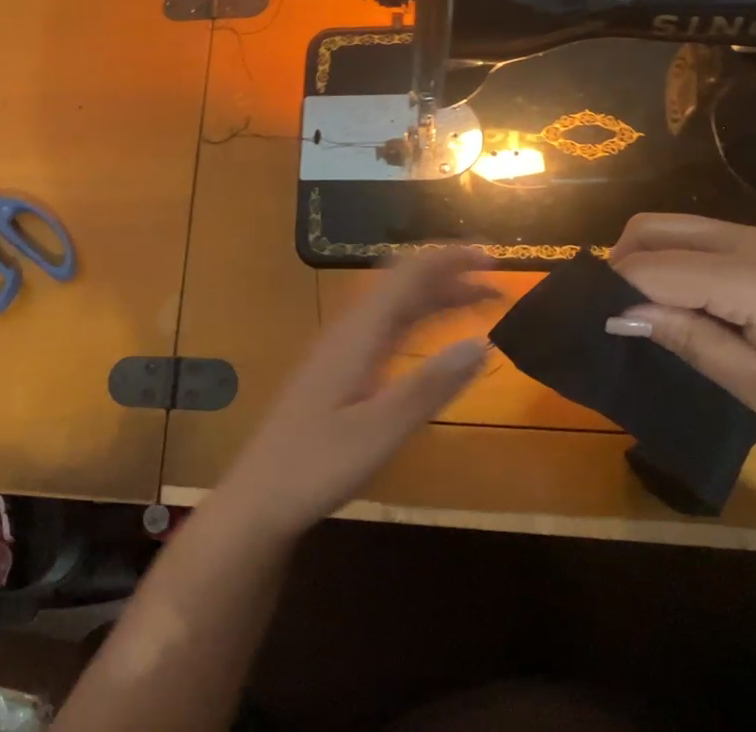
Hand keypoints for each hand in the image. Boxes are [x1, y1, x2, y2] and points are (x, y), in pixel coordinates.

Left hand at [216, 247, 498, 538]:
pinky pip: (381, 331)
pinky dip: (413, 323)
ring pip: (390, 308)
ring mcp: (336, 353)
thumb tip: (483, 341)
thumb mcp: (382, 430)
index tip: (493, 258)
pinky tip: (427, 341)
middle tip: (496, 284)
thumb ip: (430, 386)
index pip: (406, 276)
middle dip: (447, 277)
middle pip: (399, 287)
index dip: (448, 259)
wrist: (259, 497)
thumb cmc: (318, 464)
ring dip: (431, 298)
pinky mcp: (334, 374)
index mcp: (356, 336)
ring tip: (474, 303)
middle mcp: (345, 333)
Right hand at [608, 213, 755, 498]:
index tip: (590, 325)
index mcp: (755, 278)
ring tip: (650, 316)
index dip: (611, 292)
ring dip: (652, 260)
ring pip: (685, 228)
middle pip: (657, 228)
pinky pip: (717, 240)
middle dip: (621, 263)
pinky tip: (696, 306)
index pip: (651, 266)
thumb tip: (619, 313)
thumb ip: (689, 339)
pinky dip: (686, 261)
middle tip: (615, 318)